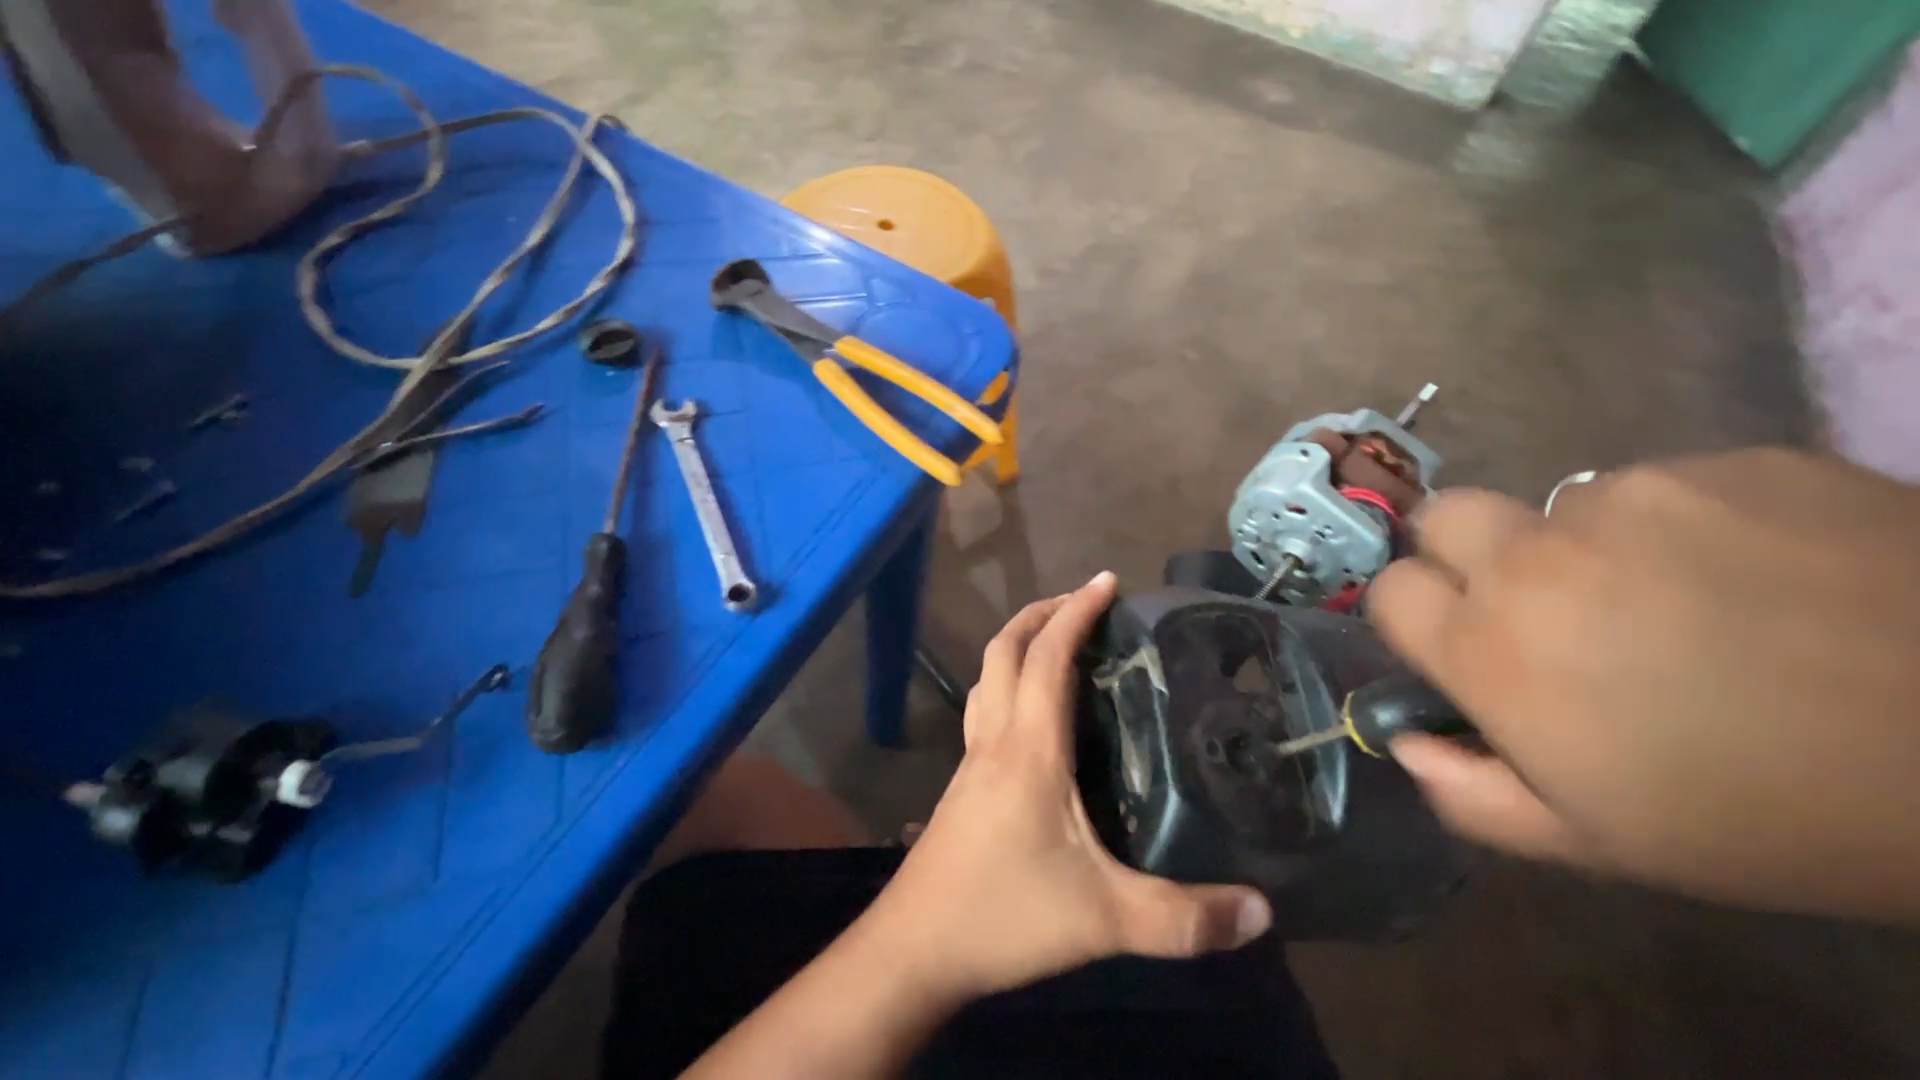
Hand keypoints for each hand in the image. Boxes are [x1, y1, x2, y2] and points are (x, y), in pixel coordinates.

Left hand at [866, 572, 1270, 999]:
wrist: (914, 951)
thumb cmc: (1004, 916)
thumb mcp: (1106, 920)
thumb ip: (1185, 919)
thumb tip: (1263, 911)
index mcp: (1028, 749)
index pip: (1048, 657)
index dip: (1077, 612)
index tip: (1107, 581)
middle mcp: (994, 742)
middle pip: (1004, 652)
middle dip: (1040, 614)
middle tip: (1082, 603)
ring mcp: (969, 765)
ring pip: (986, 681)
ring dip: (1016, 648)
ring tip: (1056, 647)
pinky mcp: (960, 791)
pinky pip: (983, 716)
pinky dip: (1007, 691)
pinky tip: (1032, 725)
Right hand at [1368, 448, 1919, 920]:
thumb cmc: (1770, 814)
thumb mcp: (1599, 842)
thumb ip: (1469, 794)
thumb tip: (1407, 739)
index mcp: (1492, 649)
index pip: (1388, 592)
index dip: (1416, 620)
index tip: (1459, 647)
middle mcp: (1536, 557)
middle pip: (1443, 518)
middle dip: (1465, 556)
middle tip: (1540, 608)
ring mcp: (1631, 498)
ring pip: (1559, 507)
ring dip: (1586, 548)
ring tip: (1685, 604)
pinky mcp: (1728, 461)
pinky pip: (1662, 487)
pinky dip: (1682, 527)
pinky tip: (1761, 576)